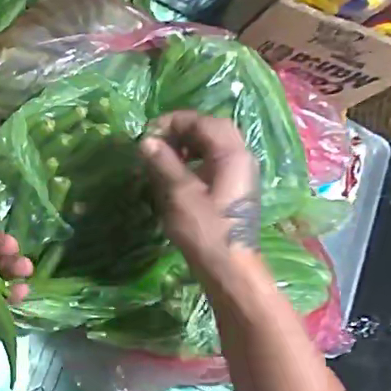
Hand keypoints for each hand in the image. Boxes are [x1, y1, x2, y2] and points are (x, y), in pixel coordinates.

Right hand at [138, 110, 260, 276]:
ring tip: (164, 158)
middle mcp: (242, 158)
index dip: (174, 122)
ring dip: (188, 147)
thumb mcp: (180, 194)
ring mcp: (241, 175)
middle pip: (212, 131)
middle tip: (156, 143)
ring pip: (215, 148)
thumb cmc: (205, 231)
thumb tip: (147, 141)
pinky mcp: (235, 191)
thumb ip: (164, 163)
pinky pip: (216, 165)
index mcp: (233, 154)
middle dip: (182, 132)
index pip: (203, 122)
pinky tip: (178, 177)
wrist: (230, 269)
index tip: (148, 133)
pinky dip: (195, 163)